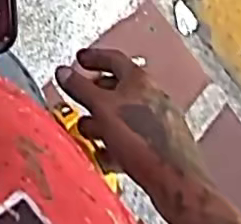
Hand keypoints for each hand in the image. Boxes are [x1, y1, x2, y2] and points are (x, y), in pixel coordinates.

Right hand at [57, 49, 240, 223]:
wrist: (177, 184)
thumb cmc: (143, 141)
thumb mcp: (100, 107)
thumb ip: (79, 86)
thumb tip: (63, 72)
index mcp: (139, 79)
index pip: (113, 58)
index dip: (93, 57)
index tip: (81, 59)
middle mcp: (154, 96)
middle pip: (119, 87)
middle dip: (96, 94)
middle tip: (82, 97)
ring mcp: (164, 123)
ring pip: (127, 114)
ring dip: (106, 120)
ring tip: (91, 131)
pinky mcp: (168, 148)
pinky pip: (137, 137)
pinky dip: (119, 140)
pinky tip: (109, 153)